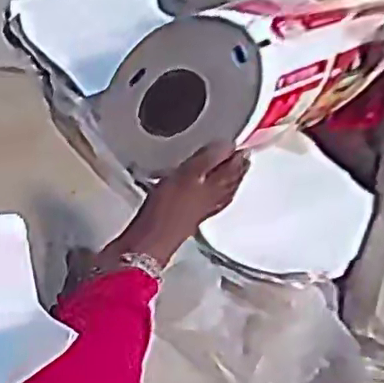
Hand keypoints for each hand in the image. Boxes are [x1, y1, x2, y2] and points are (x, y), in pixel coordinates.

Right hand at [100, 144, 248, 268]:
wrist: (146, 244)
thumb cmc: (167, 210)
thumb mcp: (188, 174)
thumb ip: (209, 157)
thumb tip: (227, 144)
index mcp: (221, 184)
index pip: (237, 162)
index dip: (236, 149)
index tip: (233, 138)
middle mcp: (214, 198)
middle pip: (229, 177)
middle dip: (228, 165)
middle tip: (226, 152)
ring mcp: (198, 211)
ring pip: (213, 190)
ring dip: (212, 179)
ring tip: (207, 168)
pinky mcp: (180, 220)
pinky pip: (193, 200)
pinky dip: (192, 192)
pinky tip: (184, 190)